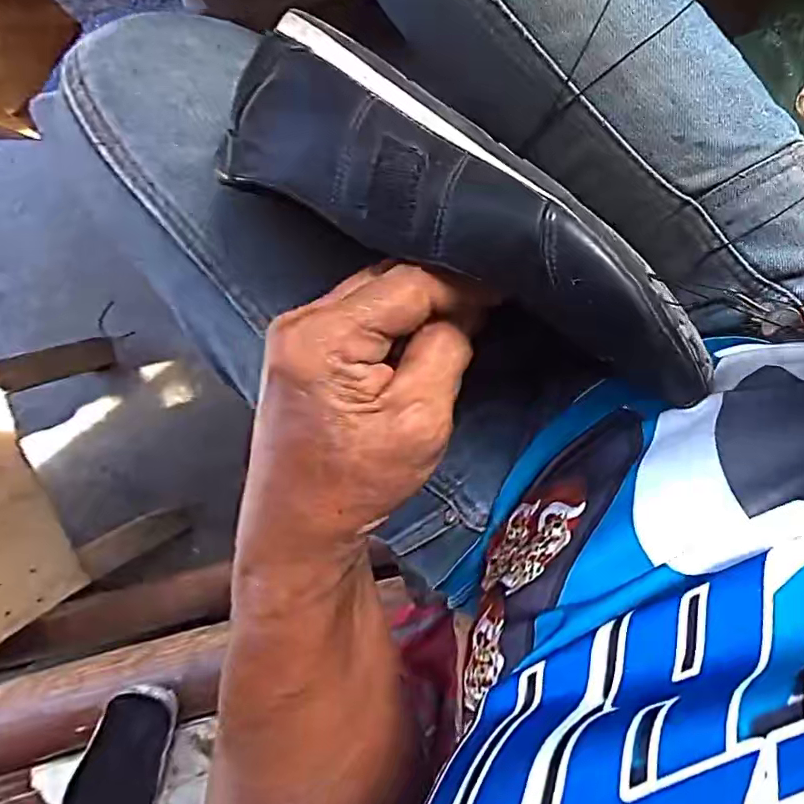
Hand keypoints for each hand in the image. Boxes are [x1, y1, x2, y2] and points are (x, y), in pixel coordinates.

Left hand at [238, 263, 494, 563]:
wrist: (300, 526)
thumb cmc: (357, 481)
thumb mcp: (421, 416)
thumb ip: (446, 349)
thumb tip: (464, 313)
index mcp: (324, 336)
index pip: (410, 282)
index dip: (464, 284)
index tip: (504, 290)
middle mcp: (301, 321)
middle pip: (391, 277)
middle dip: (445, 287)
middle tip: (490, 304)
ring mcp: (298, 331)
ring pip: (380, 288)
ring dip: (425, 300)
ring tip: (468, 317)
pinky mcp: (305, 345)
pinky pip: (366, 308)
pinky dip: (404, 314)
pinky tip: (431, 330)